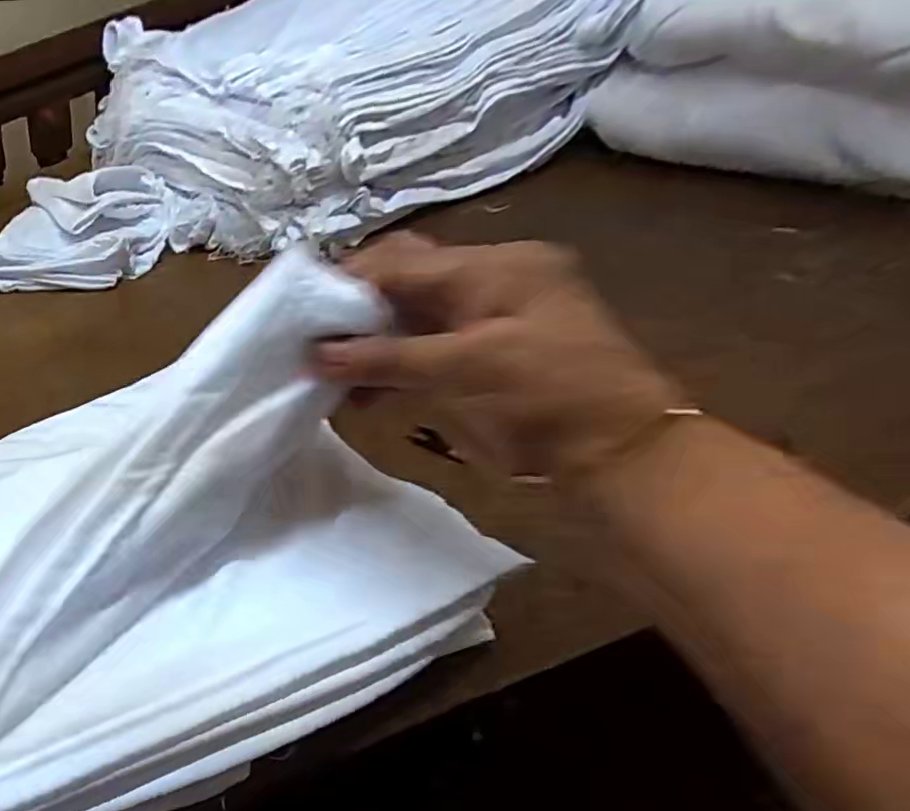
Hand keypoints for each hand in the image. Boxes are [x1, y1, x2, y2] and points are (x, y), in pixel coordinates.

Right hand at [314, 233, 688, 479]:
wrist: (610, 450)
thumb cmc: (546, 396)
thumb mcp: (463, 369)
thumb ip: (386, 357)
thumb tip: (315, 355)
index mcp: (492, 267)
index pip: (403, 260)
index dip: (348, 282)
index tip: (300, 313)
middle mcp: (484, 284)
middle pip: (402, 281)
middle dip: (352, 309)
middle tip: (309, 339)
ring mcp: (479, 324)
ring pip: (404, 320)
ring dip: (364, 344)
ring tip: (322, 372)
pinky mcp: (474, 360)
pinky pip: (417, 354)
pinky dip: (384, 370)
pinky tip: (354, 395)